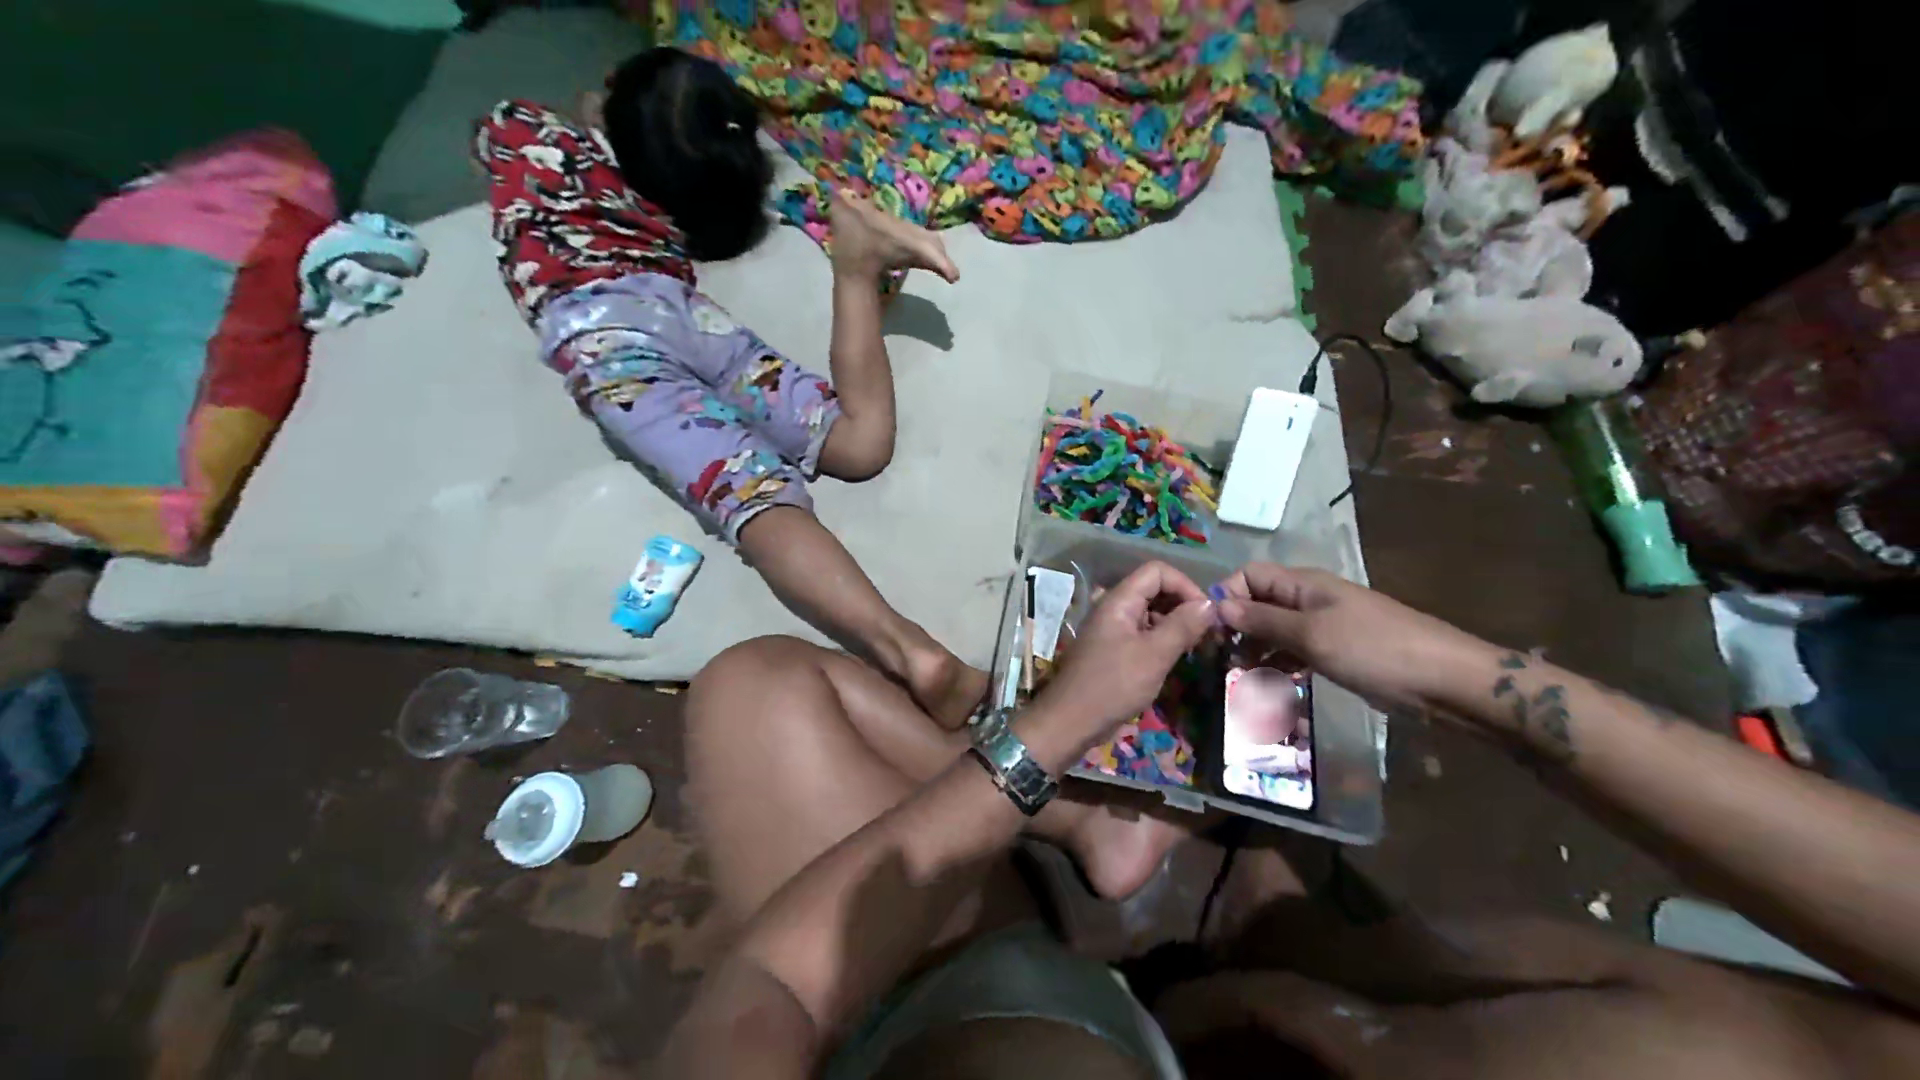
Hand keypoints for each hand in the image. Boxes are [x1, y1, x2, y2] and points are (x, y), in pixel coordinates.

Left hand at [1022, 561, 1214, 756]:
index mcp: (1119, 601)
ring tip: (1196, 646)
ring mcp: (1113, 629)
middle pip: (1154, 590)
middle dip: (1183, 605)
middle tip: (1207, 632)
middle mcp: (1114, 608)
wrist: (1071, 720)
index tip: (1206, 612)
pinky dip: (1162, 640)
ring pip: (1150, 613)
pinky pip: (1143, 633)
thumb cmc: (1113, 685)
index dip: (1185, 585)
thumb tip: (1210, 604)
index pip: (1156, 571)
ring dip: (1175, 624)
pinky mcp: (1114, 649)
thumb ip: (1182, 626)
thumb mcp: (1154, 655)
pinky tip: (1177, 658)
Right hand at [1215, 564, 1489, 712]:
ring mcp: (1323, 627)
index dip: (1228, 596)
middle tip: (1225, 662)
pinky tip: (1272, 687)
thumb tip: (1218, 604)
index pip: (1249, 575)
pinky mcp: (1335, 652)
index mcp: (1303, 584)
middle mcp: (1308, 600)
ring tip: (1245, 679)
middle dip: (1238, 629)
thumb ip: (1262, 620)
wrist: (1446, 682)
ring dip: (1256, 651)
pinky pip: (1295, 652)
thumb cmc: (1375, 650)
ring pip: (1274, 631)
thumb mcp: (1311, 635)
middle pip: (1258, 604)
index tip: (1215, 631)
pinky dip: (1280, 665)